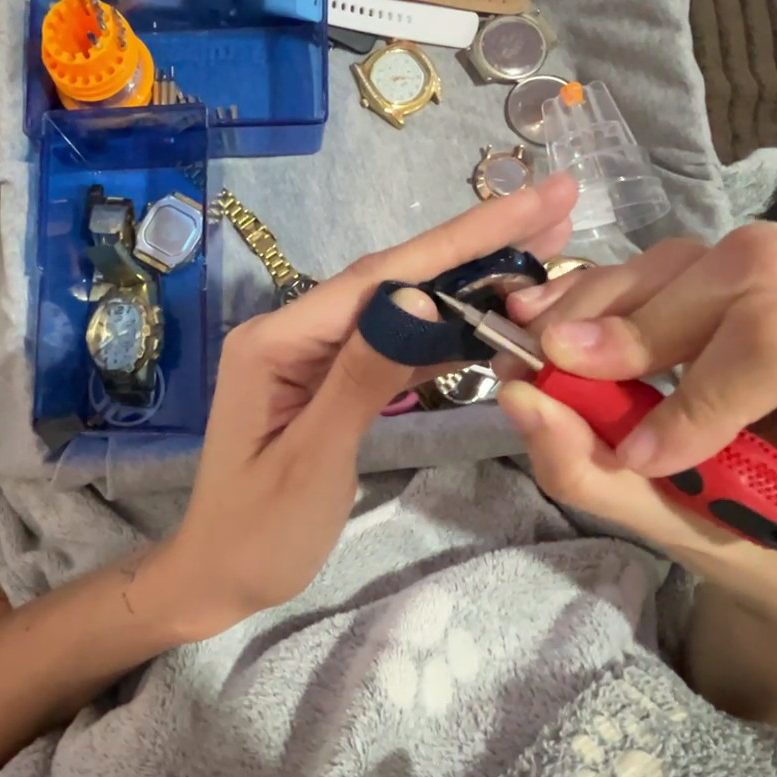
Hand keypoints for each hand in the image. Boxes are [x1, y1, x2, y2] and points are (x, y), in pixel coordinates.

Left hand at [155, 174, 578, 637]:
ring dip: (464, 283)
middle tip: (556, 205)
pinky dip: (440, 334)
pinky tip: (490, 317)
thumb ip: (362, 377)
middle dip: (472, 244)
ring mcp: (308, 355)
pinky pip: (388, 347)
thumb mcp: (312, 459)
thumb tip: (424, 300)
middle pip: (390, 280)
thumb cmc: (258, 532)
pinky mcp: (327, 381)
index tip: (533, 201)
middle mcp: (289, 332)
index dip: (458, 239)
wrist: (220, 576)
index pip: (377, 278)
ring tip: (540, 250)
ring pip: (395, 309)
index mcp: (274, 341)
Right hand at [494, 223, 776, 649]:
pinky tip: (554, 317)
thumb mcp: (689, 538)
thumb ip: (598, 475)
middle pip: (748, 270)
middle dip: (635, 322)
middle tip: (552, 365)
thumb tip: (520, 399)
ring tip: (541, 344)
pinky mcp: (773, 278)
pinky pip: (678, 260)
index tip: (630, 451)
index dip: (694, 386)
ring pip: (700, 254)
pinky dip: (604, 289)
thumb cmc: (770, 554)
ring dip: (605, 300)